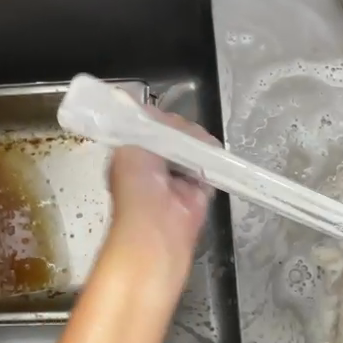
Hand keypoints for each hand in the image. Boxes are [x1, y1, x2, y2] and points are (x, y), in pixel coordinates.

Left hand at [104, 110, 214, 269]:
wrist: (156, 226)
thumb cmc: (136, 186)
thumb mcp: (132, 146)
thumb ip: (147, 127)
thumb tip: (164, 117)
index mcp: (132, 152)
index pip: (150, 124)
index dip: (160, 118)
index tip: (166, 118)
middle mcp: (154, 162)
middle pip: (176, 132)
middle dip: (181, 130)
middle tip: (183, 135)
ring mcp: (177, 174)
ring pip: (194, 146)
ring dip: (197, 144)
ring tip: (194, 149)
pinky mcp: (198, 187)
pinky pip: (208, 165)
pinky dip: (211, 160)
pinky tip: (207, 158)